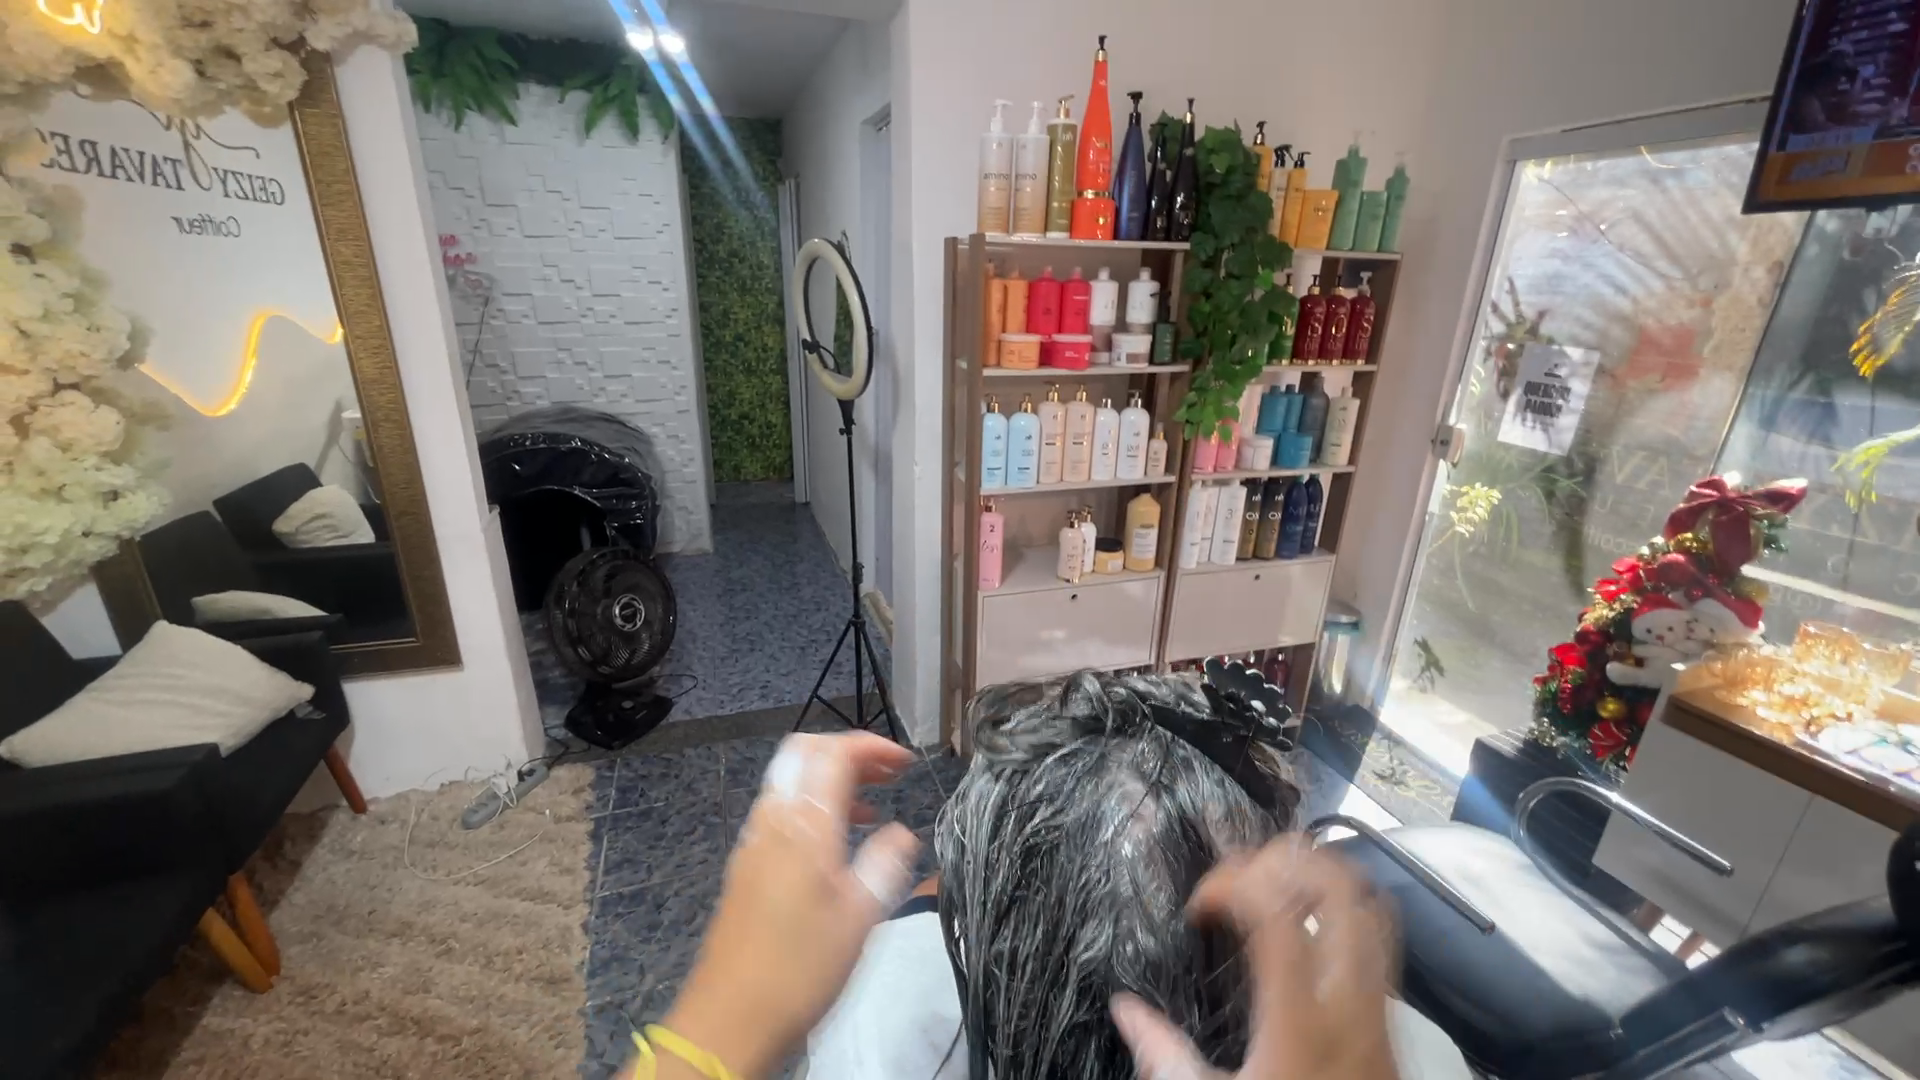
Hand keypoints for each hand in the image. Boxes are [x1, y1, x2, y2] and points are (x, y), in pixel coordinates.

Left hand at [651, 733, 920, 1078]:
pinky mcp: (747, 863)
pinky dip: (813, 803)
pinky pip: (782, 808)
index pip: (834, 753)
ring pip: (792, 779)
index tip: (905, 762)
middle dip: (850, 751)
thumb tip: (902, 831)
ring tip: (873, 802)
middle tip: (887, 773)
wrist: (726, 1020)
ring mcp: (756, 840)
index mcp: (805, 825)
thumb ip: (884, 863)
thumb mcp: (860, 919)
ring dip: (832, 777)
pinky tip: (838, 840)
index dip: (872, 746)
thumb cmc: (800, 969)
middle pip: (806, 753)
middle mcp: (775, 820)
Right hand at [1110, 838, 1399, 1079]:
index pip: (1274, 911)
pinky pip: (1382, 938)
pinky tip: (1308, 923)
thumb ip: (1164, 1056)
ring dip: (1321, 876)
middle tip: (1241, 875)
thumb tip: (1124, 1009)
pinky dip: (1344, 909)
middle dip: (1283, 861)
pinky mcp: (1394, 1023)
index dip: (1230, 883)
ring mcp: (1380, 1011)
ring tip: (1274, 884)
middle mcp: (1348, 1004)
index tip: (1202, 904)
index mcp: (1299, 1021)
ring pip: (1369, 904)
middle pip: (1336, 889)